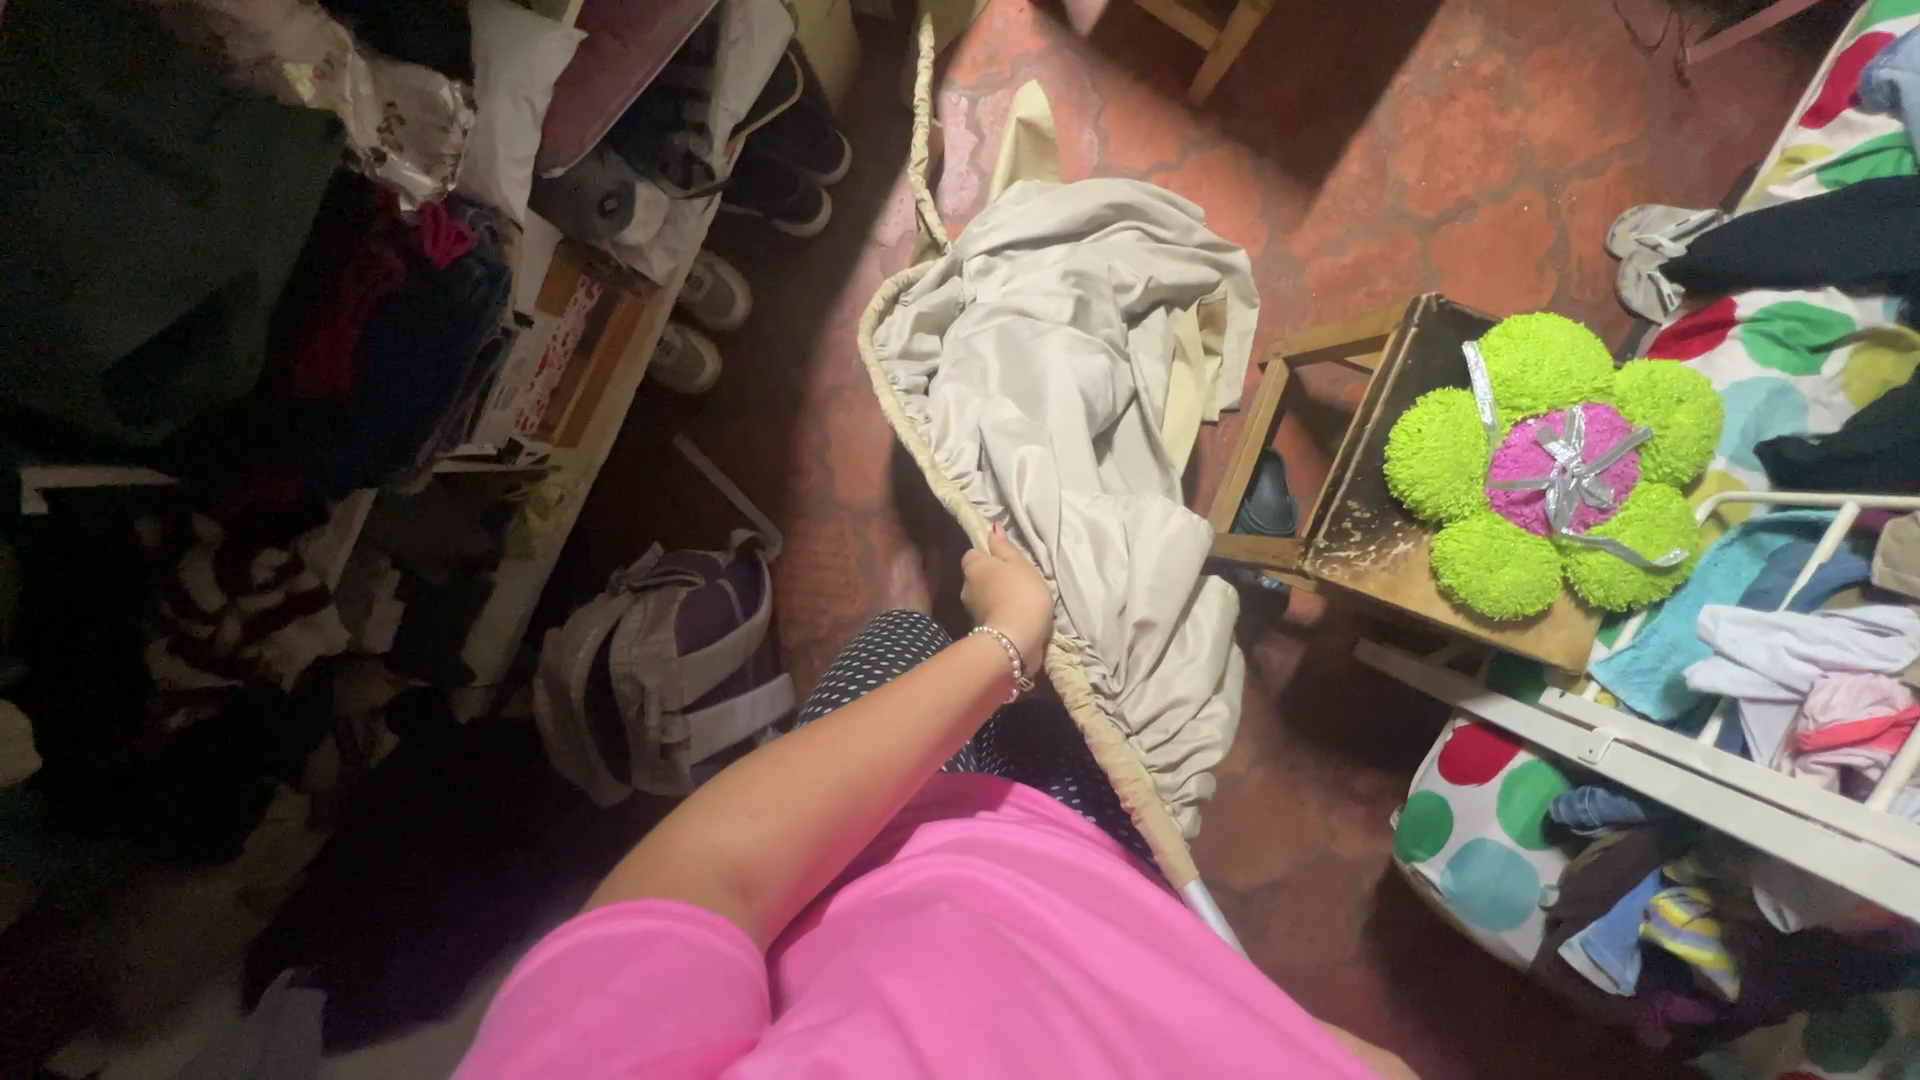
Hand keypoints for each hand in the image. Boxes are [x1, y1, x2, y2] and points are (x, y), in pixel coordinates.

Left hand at [961, 523, 1053, 669]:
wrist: (1016, 638)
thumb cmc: (1021, 592)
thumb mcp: (1019, 563)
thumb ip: (1004, 546)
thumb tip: (992, 528)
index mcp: (973, 566)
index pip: (973, 554)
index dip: (988, 556)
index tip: (1006, 561)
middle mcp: (966, 587)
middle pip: (977, 576)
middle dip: (991, 578)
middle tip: (1015, 580)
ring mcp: (971, 610)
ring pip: (983, 596)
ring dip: (996, 597)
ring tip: (1018, 600)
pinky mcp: (980, 630)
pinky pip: (990, 614)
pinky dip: (1000, 613)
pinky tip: (1015, 616)